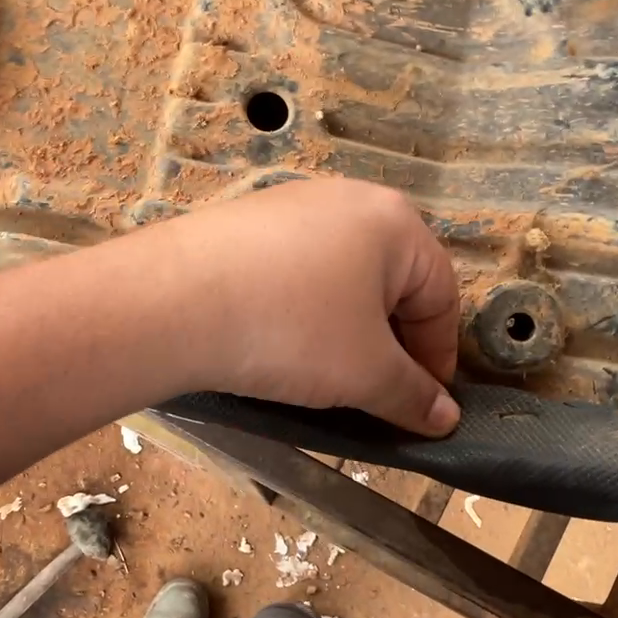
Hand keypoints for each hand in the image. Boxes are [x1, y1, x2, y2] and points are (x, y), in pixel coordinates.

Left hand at [144, 179, 461, 436]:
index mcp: (395, 222)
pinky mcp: (244, 223)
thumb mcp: (365, 373)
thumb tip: (446, 418)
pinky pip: (294, 274)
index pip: (441, 297)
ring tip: (324, 377)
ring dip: (345, 333)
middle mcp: (348, 199)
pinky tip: (278, 346)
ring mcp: (290, 205)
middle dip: (389, 346)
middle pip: (391, 285)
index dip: (438, 359)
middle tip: (375, 395)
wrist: (172, 303)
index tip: (425, 406)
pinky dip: (300, 314)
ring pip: (340, 280)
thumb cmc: (292, 330)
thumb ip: (413, 396)